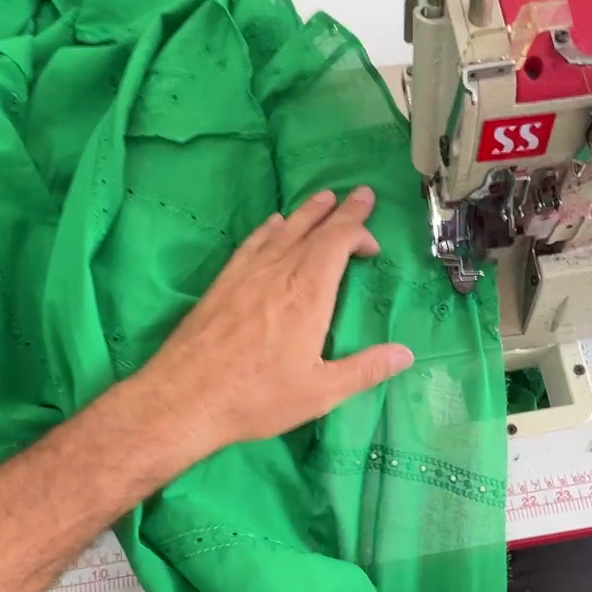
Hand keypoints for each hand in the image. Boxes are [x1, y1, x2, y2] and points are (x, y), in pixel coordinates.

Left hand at [131, 187, 413, 463]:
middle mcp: (279, 272)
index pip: (338, 242)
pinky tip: (274, 225)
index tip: (372, 245)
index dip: (359, 233)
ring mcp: (247, 274)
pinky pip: (253, 242)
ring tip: (324, 199)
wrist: (185, 397)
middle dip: (341, 212)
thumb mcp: (321, 392)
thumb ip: (365, 370)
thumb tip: (405, 353)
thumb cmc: (257, 397)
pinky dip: (270, 228)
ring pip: (283, 230)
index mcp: (309, 294)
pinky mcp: (223, 282)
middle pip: (314, 229)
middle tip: (360, 194)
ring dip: (307, 213)